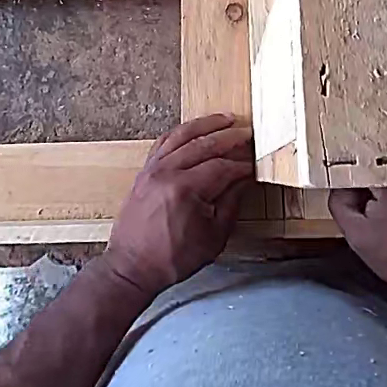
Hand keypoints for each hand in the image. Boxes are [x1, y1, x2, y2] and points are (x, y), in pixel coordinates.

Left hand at [101, 114, 254, 296]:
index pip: (222, 167)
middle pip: (204, 145)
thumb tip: (243, 181)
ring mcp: (153, 169)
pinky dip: (181, 132)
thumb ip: (230, 204)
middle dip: (229, 138)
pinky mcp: (144, 171)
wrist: (132, 267)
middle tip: (247, 134)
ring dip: (206, 125)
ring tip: (225, 119)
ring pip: (183, 136)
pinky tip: (194, 129)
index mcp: (185, 190)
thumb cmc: (172, 258)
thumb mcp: (213, 238)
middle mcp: (167, 173)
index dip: (242, 165)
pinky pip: (164, 142)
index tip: (254, 166)